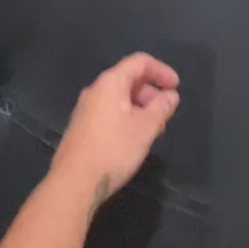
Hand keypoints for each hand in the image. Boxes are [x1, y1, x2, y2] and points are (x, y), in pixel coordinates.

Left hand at [49, 53, 180, 208]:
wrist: (72, 185)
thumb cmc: (113, 150)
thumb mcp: (146, 128)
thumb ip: (161, 107)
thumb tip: (170, 95)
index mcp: (110, 82)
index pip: (140, 62)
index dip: (161, 70)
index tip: (176, 86)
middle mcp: (95, 90)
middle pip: (128, 79)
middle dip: (151, 91)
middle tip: (166, 110)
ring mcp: (85, 110)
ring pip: (119, 98)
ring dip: (140, 107)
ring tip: (154, 128)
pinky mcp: (80, 129)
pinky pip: (109, 112)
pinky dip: (126, 117)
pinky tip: (134, 139)